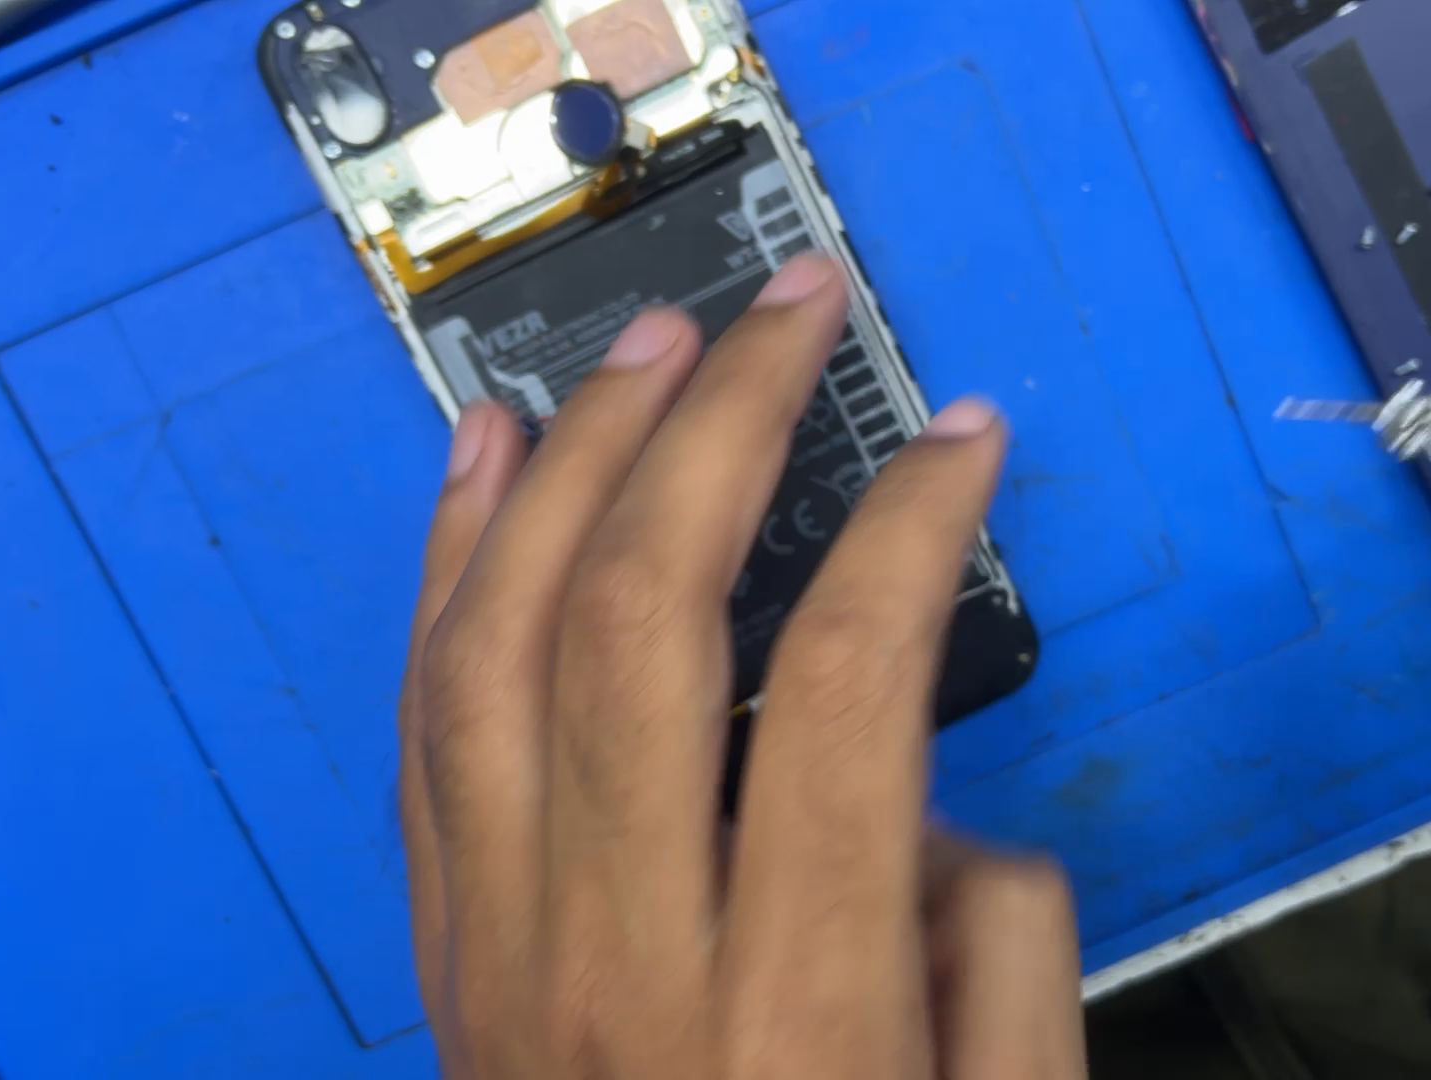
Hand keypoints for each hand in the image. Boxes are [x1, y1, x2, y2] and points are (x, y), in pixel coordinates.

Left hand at [396, 255, 1085, 1078]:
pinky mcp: (447, 923)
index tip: (968, 435)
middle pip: (647, 614)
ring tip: (643, 341)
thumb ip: (998, 936)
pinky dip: (457, 556)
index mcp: (798, 1008)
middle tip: (780, 311)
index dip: (913, 528)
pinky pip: (432, 706)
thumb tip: (929, 790)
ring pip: (509, 636)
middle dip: (723, 426)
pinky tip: (489, 454)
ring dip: (579, 459)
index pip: (849, 683)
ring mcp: (500, 925)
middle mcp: (617, 943)